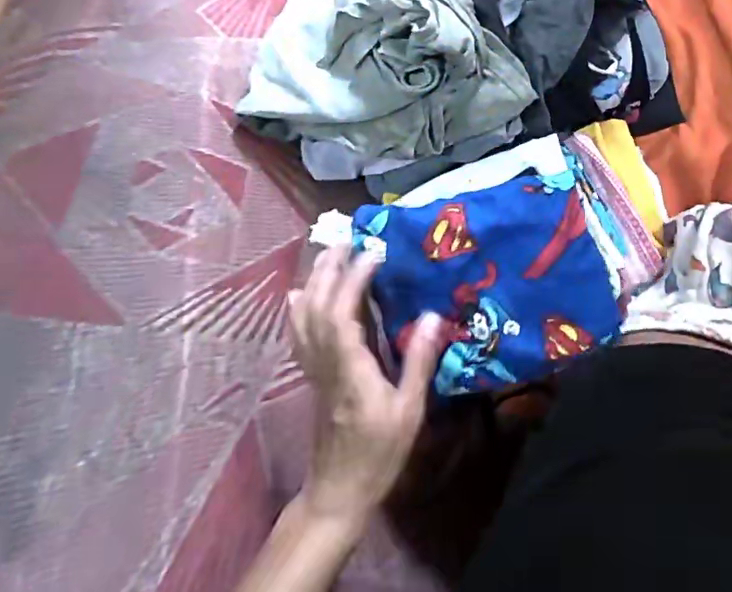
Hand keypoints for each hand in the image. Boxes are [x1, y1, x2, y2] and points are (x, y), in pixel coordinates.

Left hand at [289, 244, 445, 523]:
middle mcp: (326, 365)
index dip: (354, 281)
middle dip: (329, 271)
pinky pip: (300, 335)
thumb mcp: (409, 412)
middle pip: (317, 310)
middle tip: (347, 239)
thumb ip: (418, 362)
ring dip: (314, 283)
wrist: (337, 493)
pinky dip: (299, 309)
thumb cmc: (379, 454)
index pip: (343, 316)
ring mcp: (315, 371)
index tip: (375, 253)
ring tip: (329, 254)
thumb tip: (432, 315)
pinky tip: (300, 293)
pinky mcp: (313, 377)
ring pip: (304, 319)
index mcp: (351, 371)